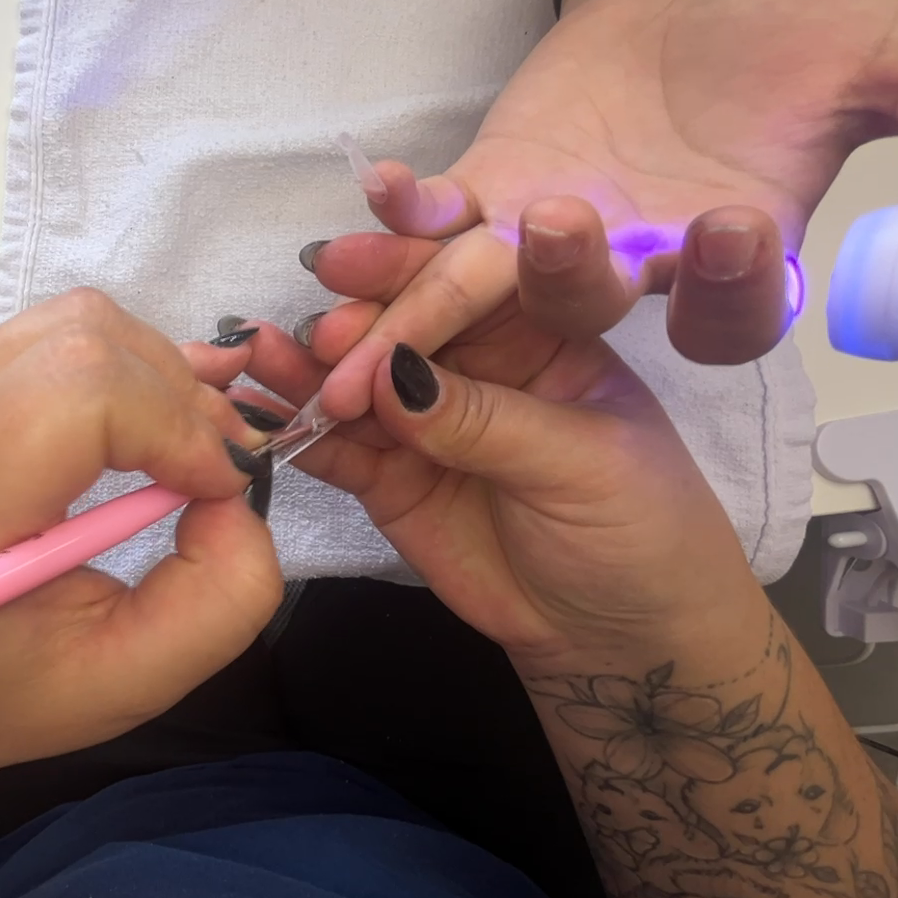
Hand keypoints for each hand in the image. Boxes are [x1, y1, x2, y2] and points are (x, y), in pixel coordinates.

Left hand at [0, 289, 281, 787]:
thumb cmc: (13, 693)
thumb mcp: (134, 681)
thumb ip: (219, 595)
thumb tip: (236, 488)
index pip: (72, 396)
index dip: (172, 422)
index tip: (221, 483)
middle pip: (76, 343)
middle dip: (176, 392)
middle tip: (218, 461)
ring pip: (70, 324)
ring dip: (154, 371)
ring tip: (184, 440)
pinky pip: (52, 337)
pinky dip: (123, 362)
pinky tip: (148, 414)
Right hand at [220, 208, 767, 657]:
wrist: (611, 635)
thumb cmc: (638, 533)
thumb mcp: (581, 464)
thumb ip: (482, 420)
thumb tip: (387, 379)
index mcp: (537, 335)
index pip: (470, 284)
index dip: (414, 269)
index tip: (356, 261)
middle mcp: (469, 366)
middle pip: (400, 328)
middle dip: (356, 324)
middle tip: (320, 334)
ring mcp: (419, 420)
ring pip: (354, 385)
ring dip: (306, 372)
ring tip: (258, 356)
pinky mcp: (383, 473)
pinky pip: (334, 448)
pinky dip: (295, 434)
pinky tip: (259, 416)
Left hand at [319, 0, 897, 419]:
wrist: (687, 6)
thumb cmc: (781, 41)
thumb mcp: (884, 61)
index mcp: (715, 265)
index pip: (726, 315)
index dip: (730, 293)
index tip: (738, 230)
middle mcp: (615, 271)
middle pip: (571, 313)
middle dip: (541, 299)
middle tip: (513, 276)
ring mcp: (532, 240)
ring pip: (473, 287)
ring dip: (416, 300)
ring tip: (354, 323)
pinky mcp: (481, 195)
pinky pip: (433, 217)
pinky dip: (404, 209)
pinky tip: (377, 191)